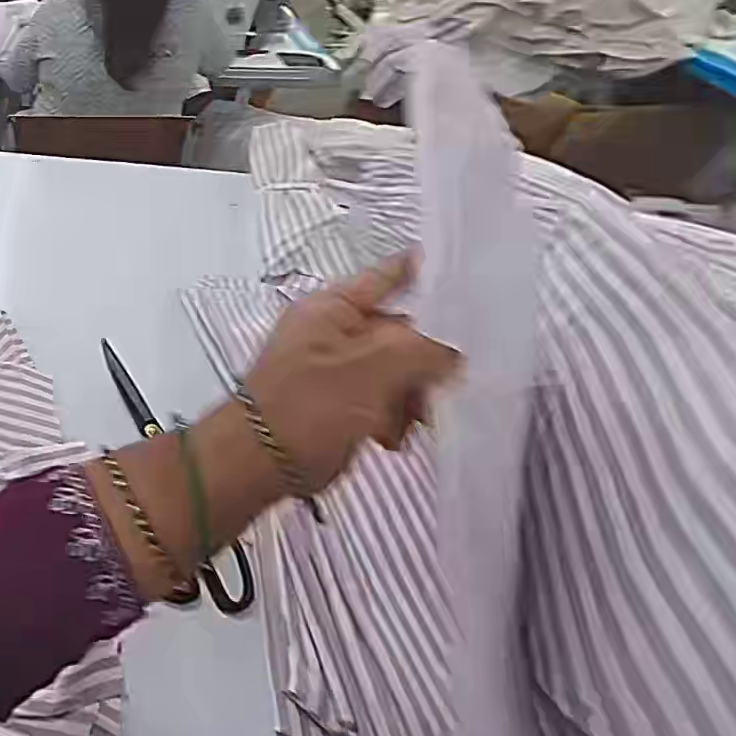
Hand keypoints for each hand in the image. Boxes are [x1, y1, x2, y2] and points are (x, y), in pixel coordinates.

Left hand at [244, 257, 459, 486]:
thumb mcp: (368, 369)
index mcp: (331, 307)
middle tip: (438, 387)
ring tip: (409, 421)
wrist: (262, 460)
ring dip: (412, 396)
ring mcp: (337, 366)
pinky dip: (393, 416)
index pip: (387, 277)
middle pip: (402, 331)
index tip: (473, 280)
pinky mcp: (341, 400)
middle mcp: (333, 330)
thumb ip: (420, 350)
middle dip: (425, 361)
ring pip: (399, 370)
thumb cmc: (305, 405)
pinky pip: (384, 398)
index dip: (427, 275)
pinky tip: (390, 437)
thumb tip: (453, 349)